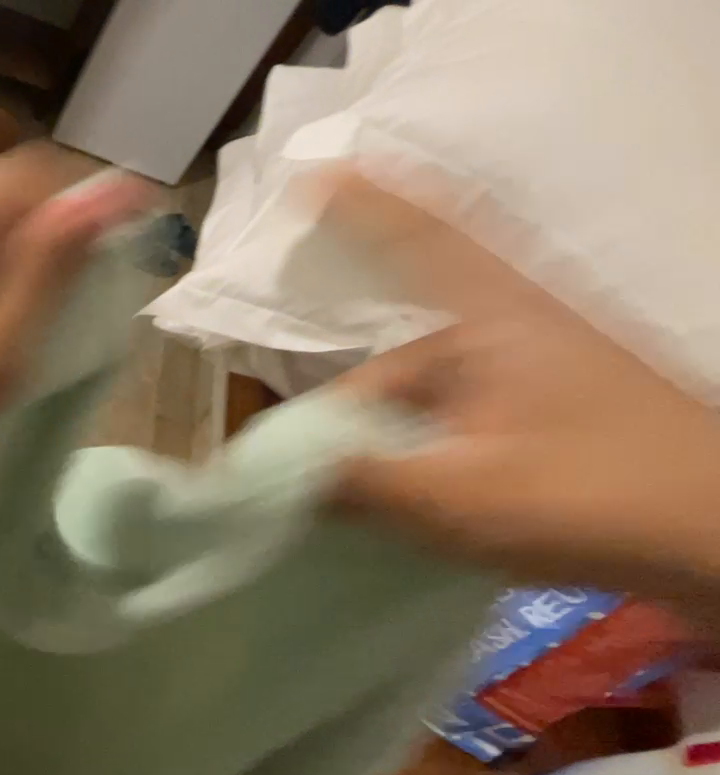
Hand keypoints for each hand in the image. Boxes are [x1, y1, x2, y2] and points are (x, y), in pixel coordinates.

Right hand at [320, 168, 719, 605]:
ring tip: (372, 506)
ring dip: (383, 446)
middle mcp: (513, 333)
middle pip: (394, 365)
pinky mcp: (542, 411)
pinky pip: (446, 418)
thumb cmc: (592, 498)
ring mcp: (531, 374)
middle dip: (349, 421)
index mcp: (498, 325)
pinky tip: (406, 497)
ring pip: (418, 400)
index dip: (367, 208)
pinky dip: (413, 450)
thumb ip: (352, 479)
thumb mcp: (454, 496)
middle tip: (310, 479)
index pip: (427, 242)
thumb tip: (271, 472)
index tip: (315, 178)